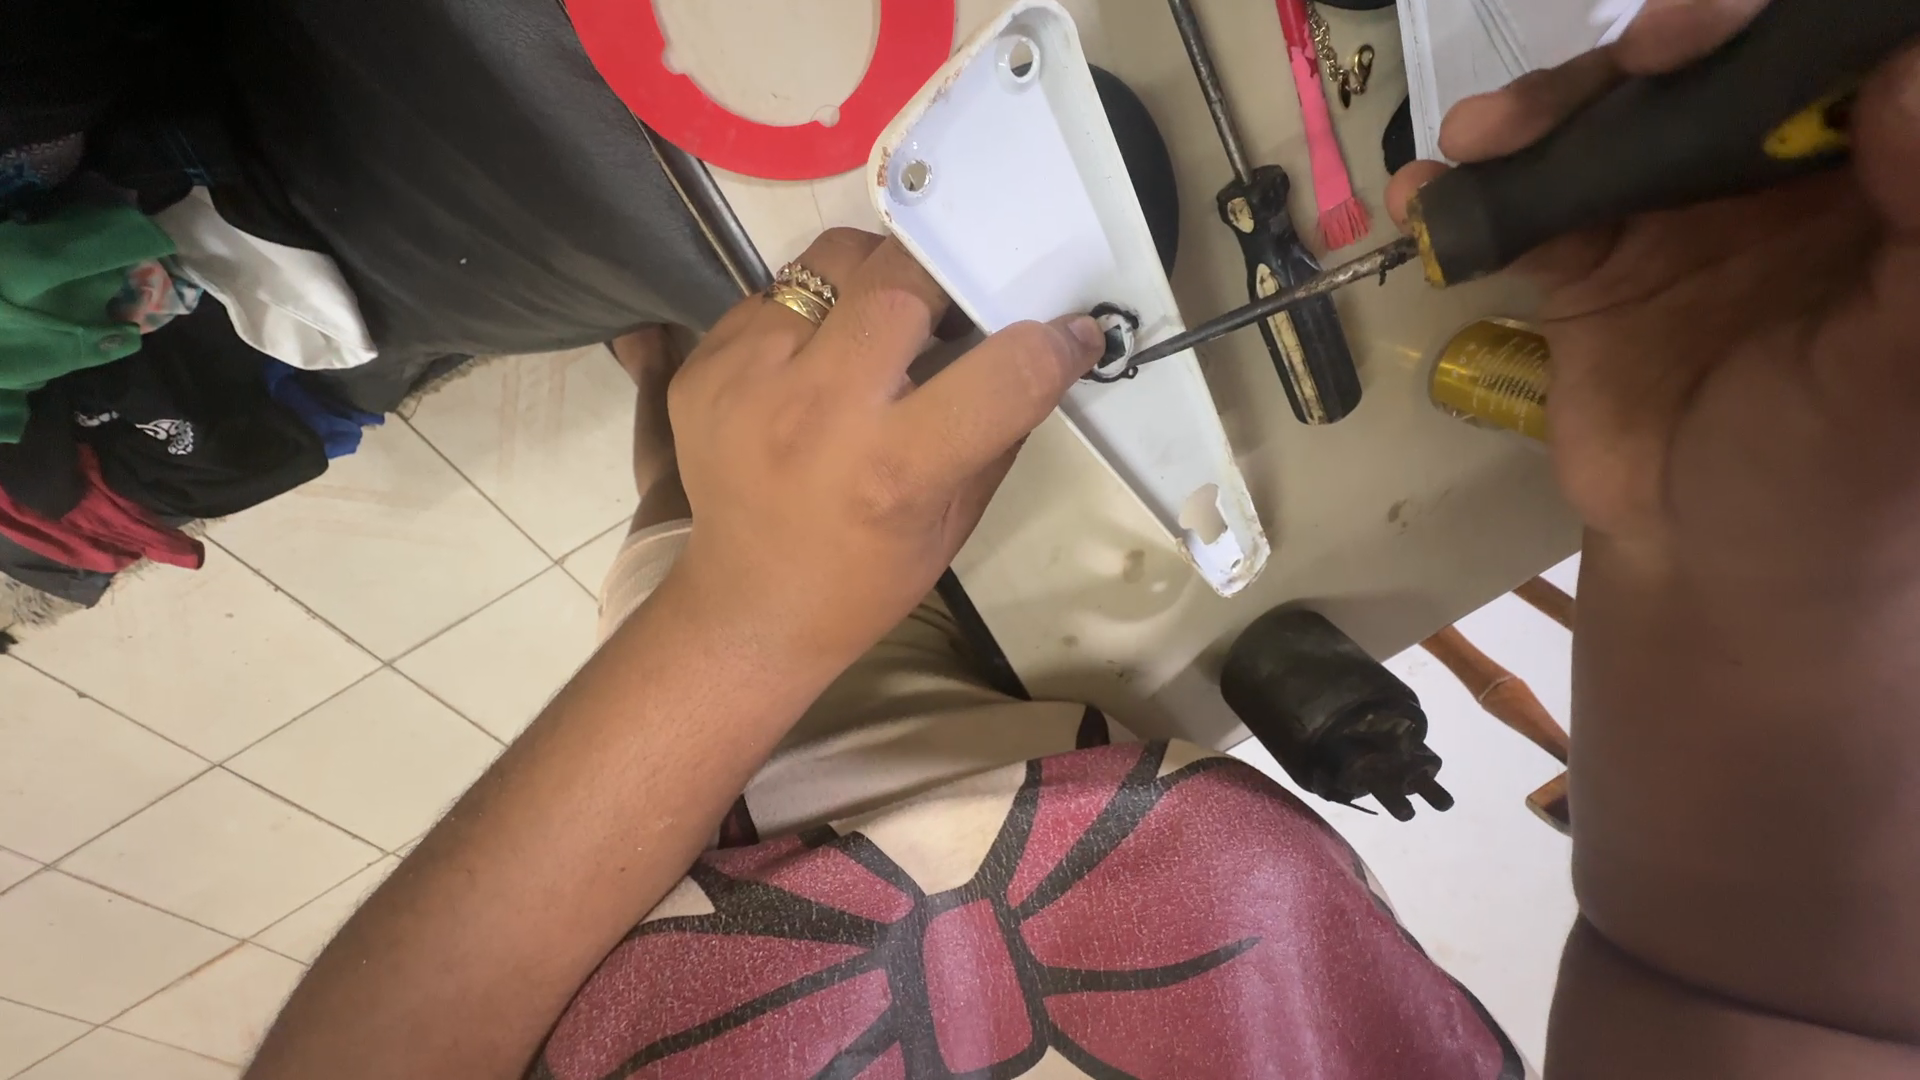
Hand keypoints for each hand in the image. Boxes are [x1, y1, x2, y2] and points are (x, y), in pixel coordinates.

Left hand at [660, 229, 1103, 672]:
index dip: (1053, 344)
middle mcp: (816, 412)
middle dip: (947, 275)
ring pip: (833, 260)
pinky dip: (816, 311)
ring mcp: (746, 380)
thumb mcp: (955, 523)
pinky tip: (817, 360)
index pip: (1005, 371)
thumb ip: (998, 431)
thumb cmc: (866, 582)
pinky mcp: (704, 366)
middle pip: (902, 277)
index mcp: (893, 470)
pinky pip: (778, 293)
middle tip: (957, 304)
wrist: (751, 609)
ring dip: (878, 277)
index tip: (1069, 334)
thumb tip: (1038, 354)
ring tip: (882, 323)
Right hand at [1388, 3, 1919, 587]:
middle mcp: (1786, 170)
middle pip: (1717, 71)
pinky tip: (1422, 198)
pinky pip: (1526, 215)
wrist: (1696, 547)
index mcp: (1891, 173)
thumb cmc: (1834, 468)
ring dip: (1541, 116)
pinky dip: (1469, 202)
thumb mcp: (1902, 357)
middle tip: (1629, 58)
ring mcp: (1673, 216)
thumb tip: (1907, 68)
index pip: (1855, 53)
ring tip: (1475, 135)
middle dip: (1662, 50)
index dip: (1795, 19)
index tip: (1724, 35)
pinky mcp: (1583, 267)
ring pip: (1608, 127)